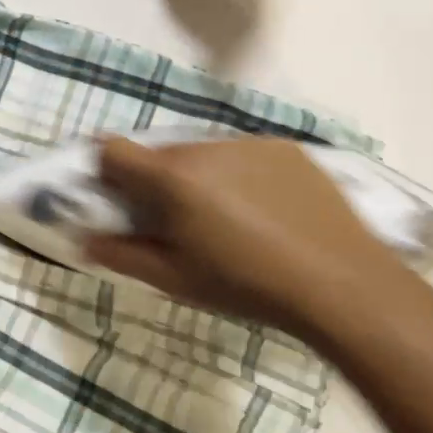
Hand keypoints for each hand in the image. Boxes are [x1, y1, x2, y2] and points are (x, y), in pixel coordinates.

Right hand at [83, 135, 419, 337]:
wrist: (347, 288)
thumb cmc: (248, 286)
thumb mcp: (176, 280)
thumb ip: (121, 255)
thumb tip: (85, 241)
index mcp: (170, 178)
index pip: (111, 149)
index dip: (107, 171)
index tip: (120, 198)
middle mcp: (203, 148)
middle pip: (159, 154)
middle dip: (158, 181)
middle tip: (181, 221)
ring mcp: (247, 144)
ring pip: (202, 152)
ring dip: (201, 177)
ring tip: (231, 219)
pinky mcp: (285, 148)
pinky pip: (243, 155)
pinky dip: (242, 175)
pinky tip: (268, 211)